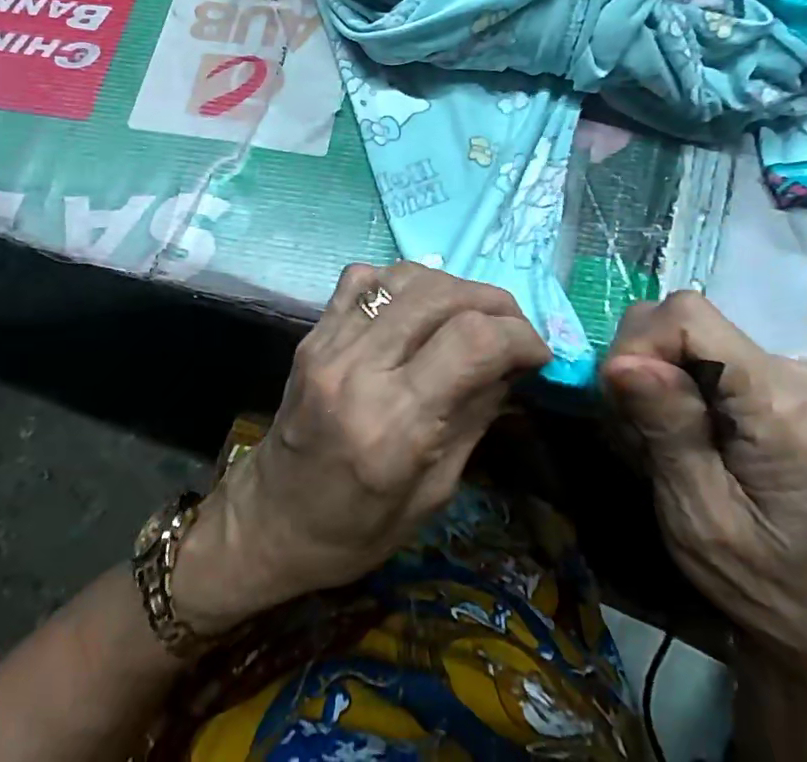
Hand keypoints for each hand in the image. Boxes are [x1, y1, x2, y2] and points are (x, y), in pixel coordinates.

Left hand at [171, 262, 550, 634]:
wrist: (269, 519)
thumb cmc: (355, 530)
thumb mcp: (432, 493)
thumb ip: (474, 419)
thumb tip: (512, 365)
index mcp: (394, 423)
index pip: (473, 341)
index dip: (520, 336)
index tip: (537, 355)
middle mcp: (358, 370)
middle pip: (441, 296)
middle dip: (493, 303)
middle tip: (512, 331)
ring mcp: (327, 346)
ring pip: (402, 278)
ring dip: (451, 288)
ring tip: (471, 317)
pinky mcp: (310, 337)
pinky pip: (360, 280)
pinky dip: (400, 284)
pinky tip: (415, 311)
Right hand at [600, 291, 806, 669]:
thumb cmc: (756, 576)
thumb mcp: (698, 512)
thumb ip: (668, 428)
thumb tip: (622, 361)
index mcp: (784, 407)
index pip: (689, 317)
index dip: (639, 343)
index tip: (622, 401)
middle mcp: (795, 376)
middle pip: (685, 318)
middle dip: (640, 360)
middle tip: (634, 429)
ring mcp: (790, 378)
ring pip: (688, 334)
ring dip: (652, 375)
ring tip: (655, 438)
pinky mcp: (777, 387)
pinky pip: (705, 356)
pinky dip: (673, 383)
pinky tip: (678, 432)